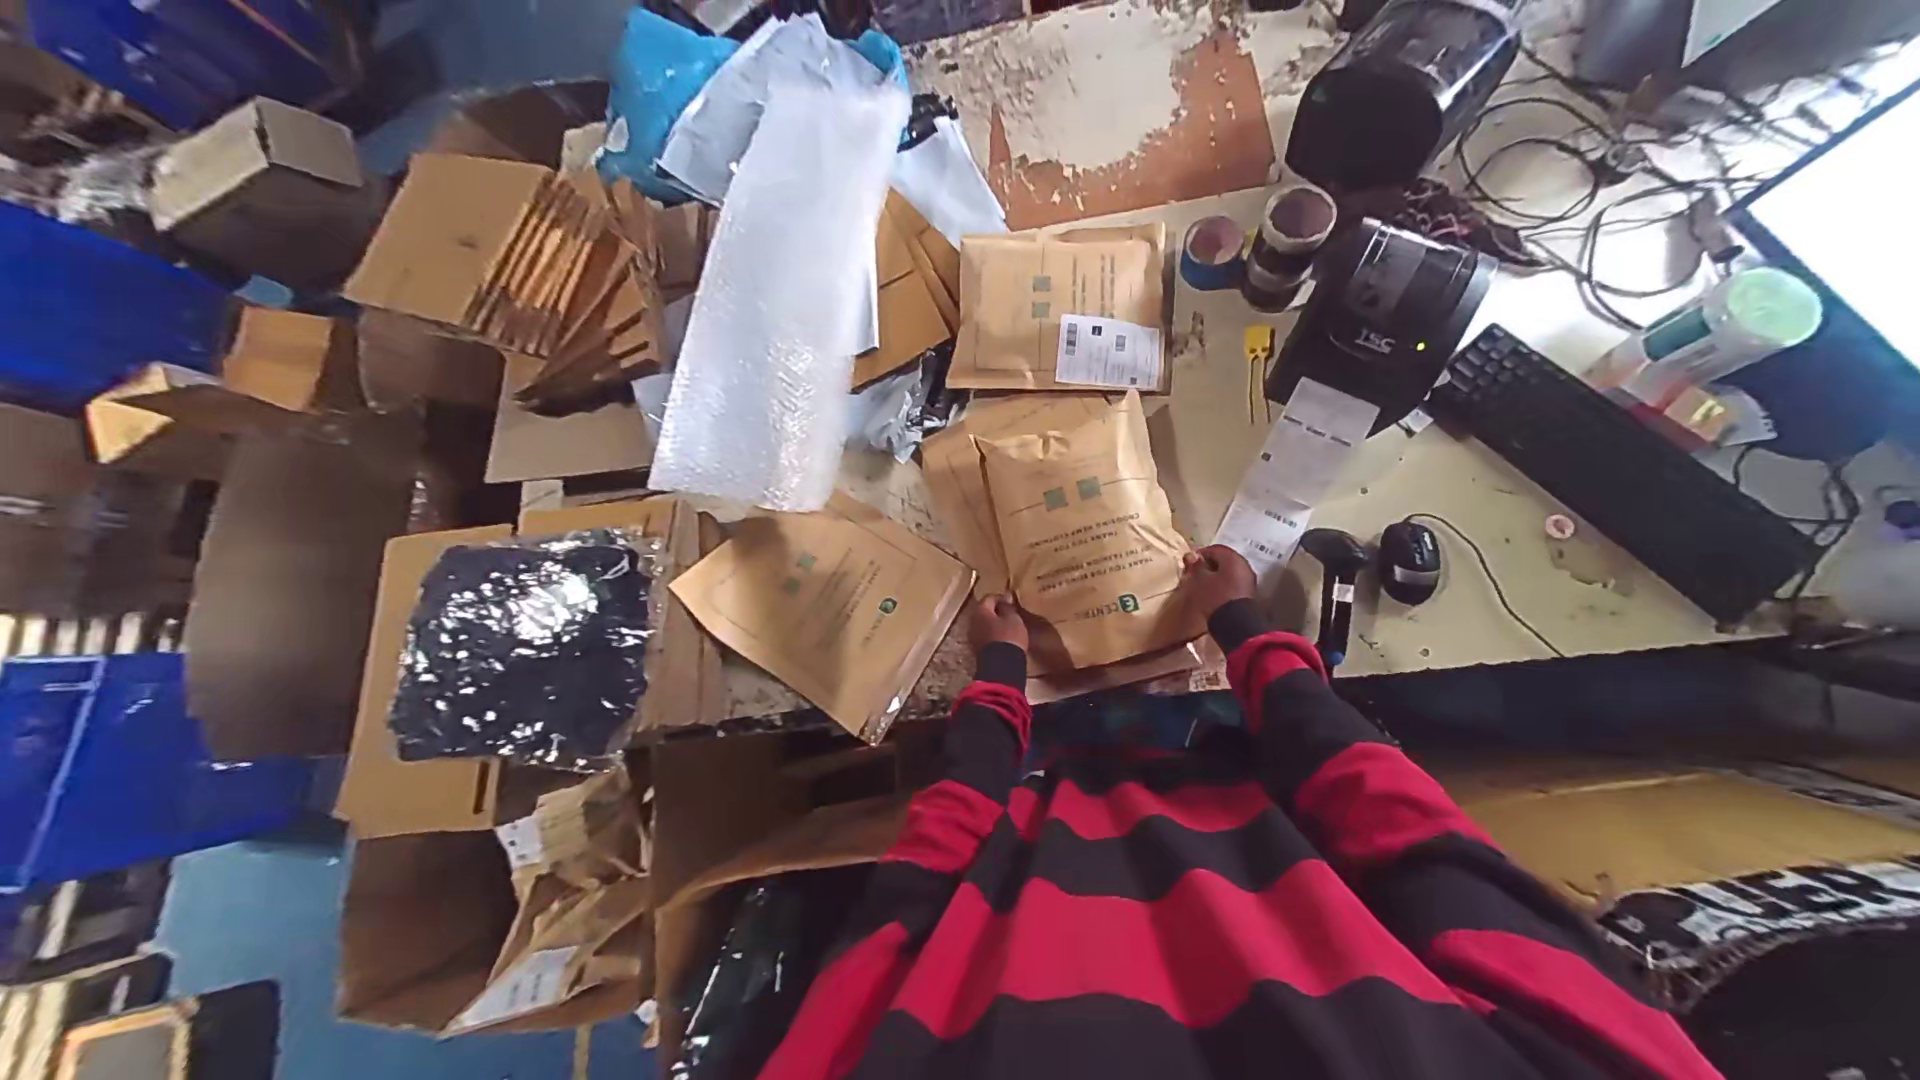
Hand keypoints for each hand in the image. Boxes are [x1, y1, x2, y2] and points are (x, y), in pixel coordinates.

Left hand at [968, 594, 1028, 653]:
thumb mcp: (1013, 619)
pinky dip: (992, 634)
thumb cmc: (1009, 637)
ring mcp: (972, 637)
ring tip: (1007, 626)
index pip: (989, 598)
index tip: (1011, 601)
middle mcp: (972, 622)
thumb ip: (1008, 607)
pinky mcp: (976, 649)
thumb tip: (1005, 597)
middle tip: (1009, 613)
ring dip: (993, 624)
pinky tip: (1002, 638)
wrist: (1002, 666)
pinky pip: (984, 636)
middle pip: (983, 612)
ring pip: (983, 625)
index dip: (1000, 598)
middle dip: (995, 611)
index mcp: (980, 611)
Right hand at [1182, 544, 1255, 618]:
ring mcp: (1248, 580)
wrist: (1234, 623)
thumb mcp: (1199, 580)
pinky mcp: (1248, 593)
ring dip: (1217, 574)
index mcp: (1233, 558)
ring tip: (1204, 583)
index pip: (1215, 549)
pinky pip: (1234, 582)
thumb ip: (1196, 566)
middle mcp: (1244, 565)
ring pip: (1230, 571)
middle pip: (1224, 559)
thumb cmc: (1214, 597)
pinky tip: (1214, 591)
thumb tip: (1191, 555)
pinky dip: (1224, 583)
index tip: (1190, 562)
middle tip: (1196, 572)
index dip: (1201, 554)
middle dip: (1210, 564)